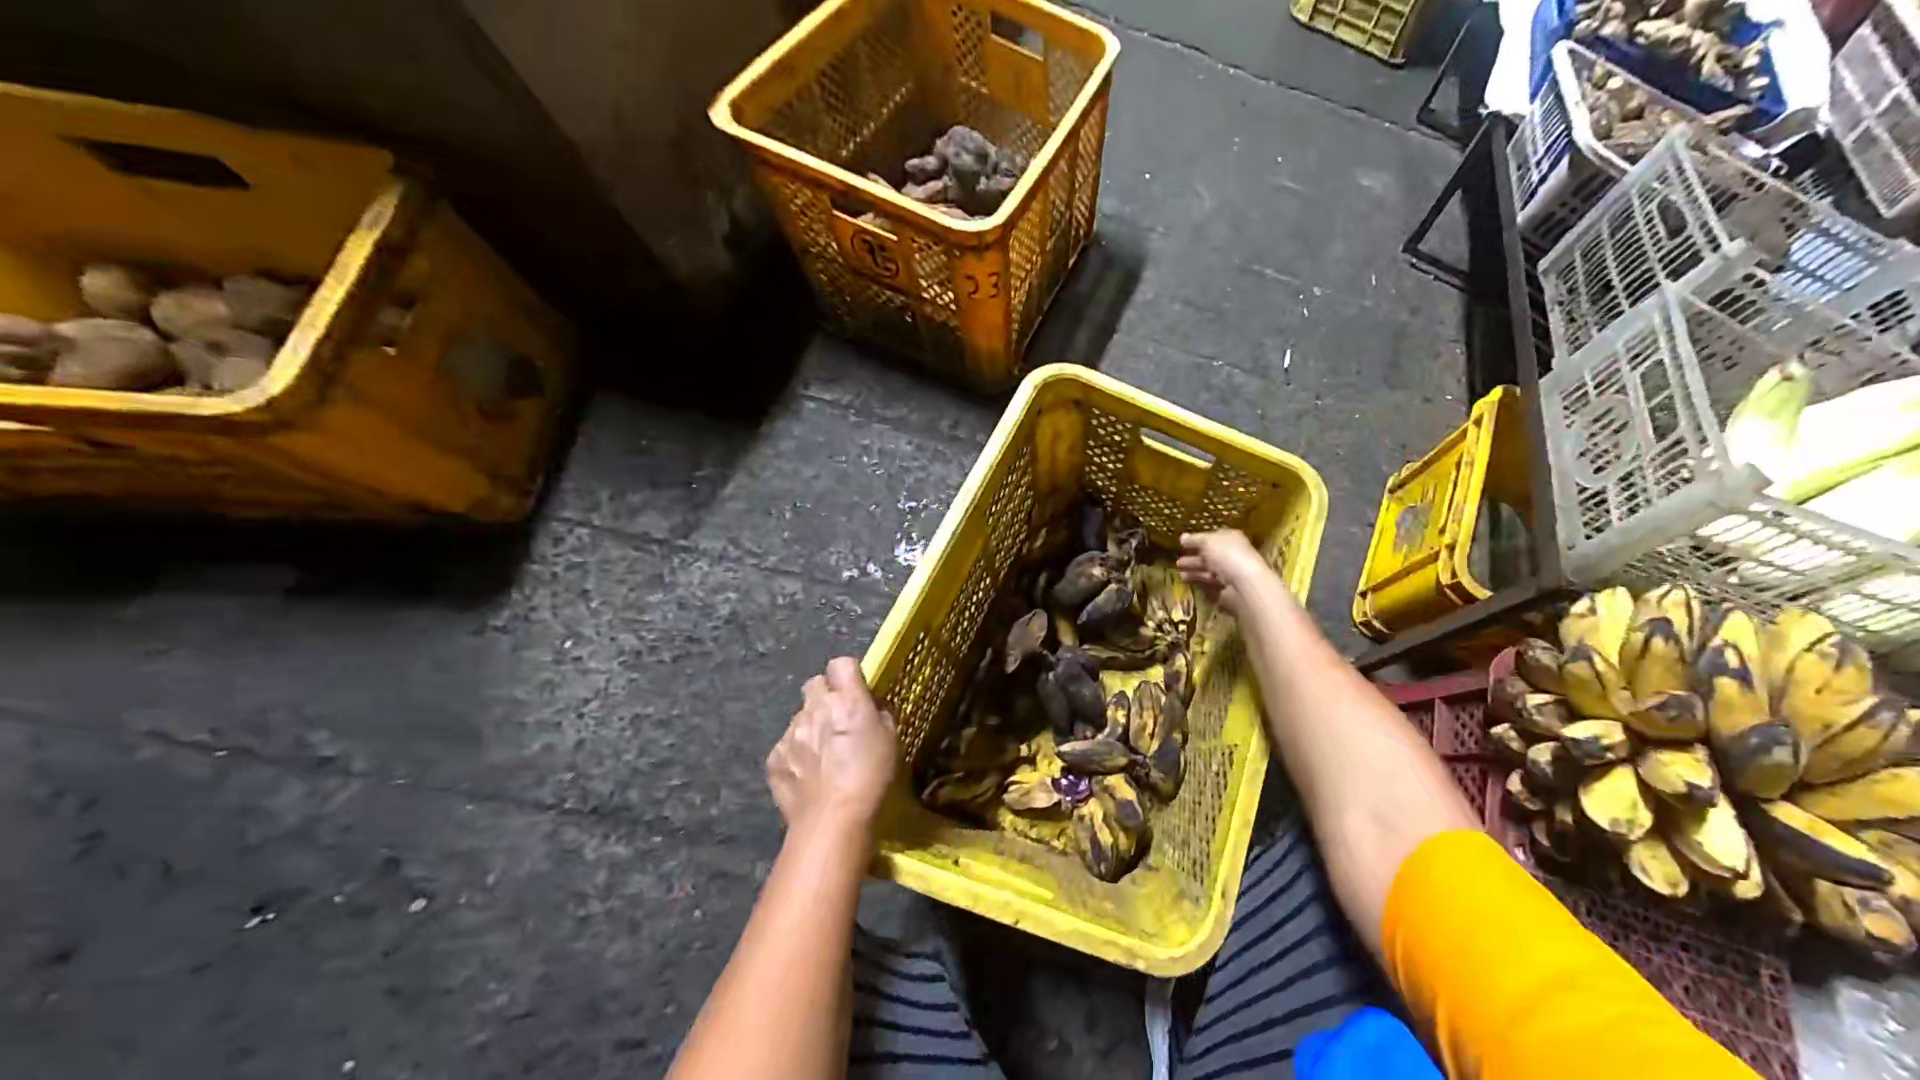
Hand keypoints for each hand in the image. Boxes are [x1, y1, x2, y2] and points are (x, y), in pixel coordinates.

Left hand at [767, 657, 897, 836]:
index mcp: (846, 699)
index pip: (841, 664)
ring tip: (824, 757)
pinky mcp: (774, 757)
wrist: (832, 820)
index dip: (847, 674)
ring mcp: (790, 732)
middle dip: (825, 696)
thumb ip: (878, 713)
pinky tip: (809, 775)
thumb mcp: (891, 740)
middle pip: (815, 684)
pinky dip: (797, 754)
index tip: (855, 690)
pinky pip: (787, 745)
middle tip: (838, 721)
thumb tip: (870, 706)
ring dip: (811, 727)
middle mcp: (814, 707)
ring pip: (800, 716)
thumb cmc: (870, 778)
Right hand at [1178, 529, 1282, 618]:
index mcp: (1231, 539)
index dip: (1198, 540)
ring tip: (1179, 574)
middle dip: (1193, 559)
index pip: (1213, 538)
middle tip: (1177, 561)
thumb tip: (1182, 537)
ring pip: (1208, 572)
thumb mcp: (1208, 542)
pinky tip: (1187, 582)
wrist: (1243, 585)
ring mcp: (1230, 574)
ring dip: (1194, 572)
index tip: (1182, 544)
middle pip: (1210, 556)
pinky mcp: (1226, 591)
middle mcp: (1232, 556)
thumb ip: (1195, 539)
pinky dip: (1199, 583)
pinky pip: (1210, 585)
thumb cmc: (1226, 556)